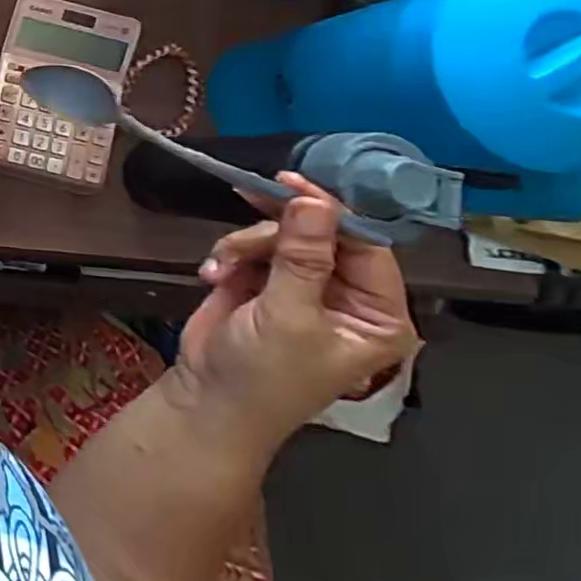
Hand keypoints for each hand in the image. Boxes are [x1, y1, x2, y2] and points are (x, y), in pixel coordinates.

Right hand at [174, 172, 420, 451]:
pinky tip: (212, 275)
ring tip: (219, 270)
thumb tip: (314, 202)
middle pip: (314, 235)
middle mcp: (342, 296)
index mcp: (374, 313)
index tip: (290, 182)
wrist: (206, 397)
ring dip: (241, 246)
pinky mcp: (257, 284)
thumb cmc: (263, 372)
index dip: (330, 212)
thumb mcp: (287, 316)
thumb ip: (302, 258)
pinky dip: (225, 256)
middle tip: (246, 195)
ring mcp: (297, 288)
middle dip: (274, 229)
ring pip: (274, 237)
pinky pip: (246, 249)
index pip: (364, 246)